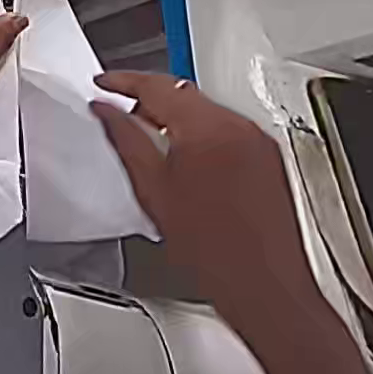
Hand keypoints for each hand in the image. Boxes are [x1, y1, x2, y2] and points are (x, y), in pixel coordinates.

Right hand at [91, 71, 308, 310]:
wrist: (266, 291)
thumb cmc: (215, 253)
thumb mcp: (153, 189)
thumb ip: (125, 139)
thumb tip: (106, 112)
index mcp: (205, 129)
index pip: (156, 86)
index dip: (123, 82)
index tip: (105, 83)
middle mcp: (236, 126)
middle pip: (182, 92)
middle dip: (148, 97)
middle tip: (120, 108)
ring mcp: (256, 138)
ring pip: (203, 107)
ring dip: (174, 114)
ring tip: (149, 136)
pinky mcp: (267, 153)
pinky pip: (225, 125)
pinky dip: (199, 130)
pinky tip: (184, 154)